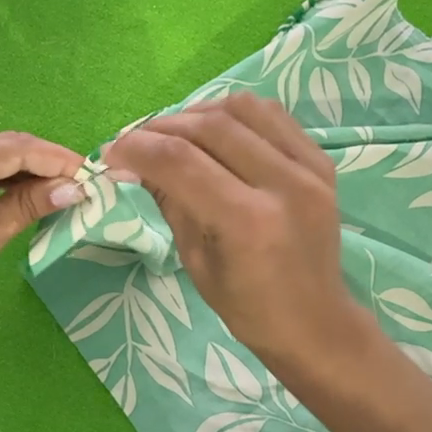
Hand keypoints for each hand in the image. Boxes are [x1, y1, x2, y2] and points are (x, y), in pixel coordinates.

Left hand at [0, 131, 85, 336]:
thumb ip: (29, 205)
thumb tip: (76, 187)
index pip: (12, 150)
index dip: (55, 160)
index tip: (92, 175)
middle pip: (4, 147)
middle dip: (46, 163)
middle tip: (85, 183)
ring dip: (30, 171)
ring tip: (68, 188)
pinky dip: (9, 181)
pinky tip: (36, 191)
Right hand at [103, 95, 374, 370]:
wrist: (313, 322)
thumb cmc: (247, 308)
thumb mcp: (196, 261)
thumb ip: (171, 205)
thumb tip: (134, 166)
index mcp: (247, 222)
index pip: (181, 163)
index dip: (137, 149)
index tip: (110, 153)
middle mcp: (282, 184)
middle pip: (210, 128)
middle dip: (161, 128)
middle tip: (133, 141)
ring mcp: (309, 168)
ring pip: (242, 110)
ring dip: (196, 113)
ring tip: (171, 132)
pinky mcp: (321, 161)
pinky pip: (272, 116)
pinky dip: (233, 115)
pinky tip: (211, 131)